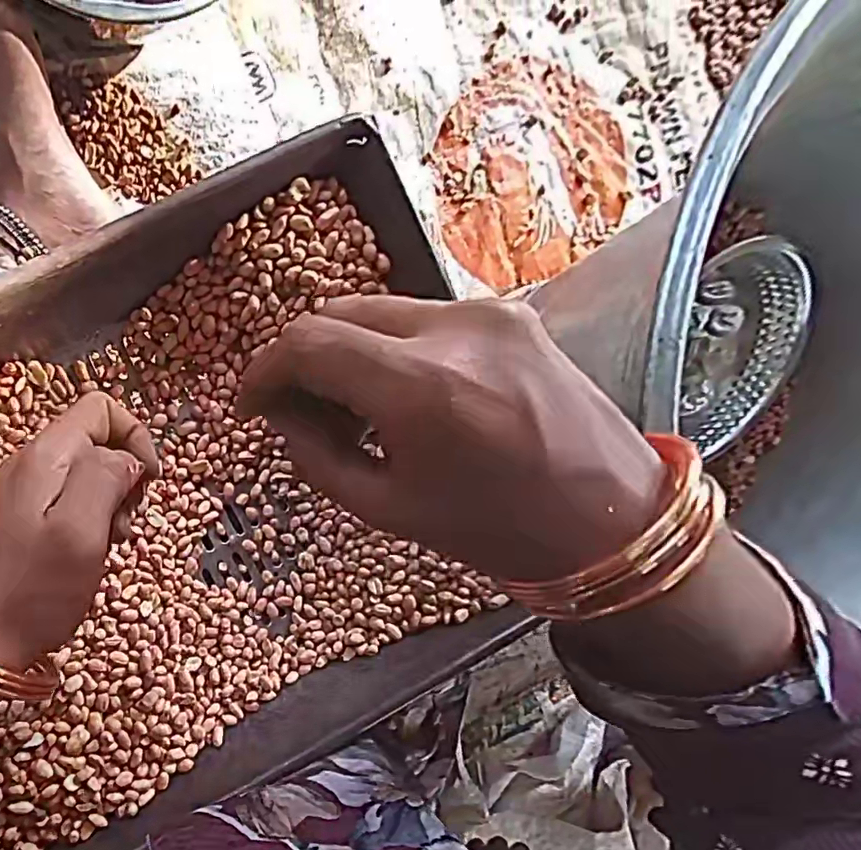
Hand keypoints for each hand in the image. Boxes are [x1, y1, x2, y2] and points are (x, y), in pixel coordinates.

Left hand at [0, 391, 159, 669]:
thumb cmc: (35, 592)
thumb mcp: (80, 529)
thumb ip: (106, 478)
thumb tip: (128, 459)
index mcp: (44, 456)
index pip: (101, 408)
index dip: (136, 437)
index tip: (149, 483)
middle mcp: (33, 465)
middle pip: (98, 440)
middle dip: (126, 475)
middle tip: (122, 521)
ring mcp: (29, 493)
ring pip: (91, 473)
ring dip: (113, 502)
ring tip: (108, 541)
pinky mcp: (30, 519)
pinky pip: (76, 501)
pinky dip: (96, 519)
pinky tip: (94, 550)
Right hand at [239, 295, 663, 582]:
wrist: (607, 516)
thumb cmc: (492, 528)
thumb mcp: (384, 507)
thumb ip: (315, 456)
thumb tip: (280, 417)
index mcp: (420, 388)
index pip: (307, 343)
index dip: (263, 371)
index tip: (253, 404)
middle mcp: (453, 330)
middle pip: (336, 313)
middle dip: (301, 360)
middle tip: (298, 410)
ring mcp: (487, 312)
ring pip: (375, 311)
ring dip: (343, 352)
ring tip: (349, 409)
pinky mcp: (508, 311)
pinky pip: (418, 318)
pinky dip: (386, 349)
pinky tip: (395, 395)